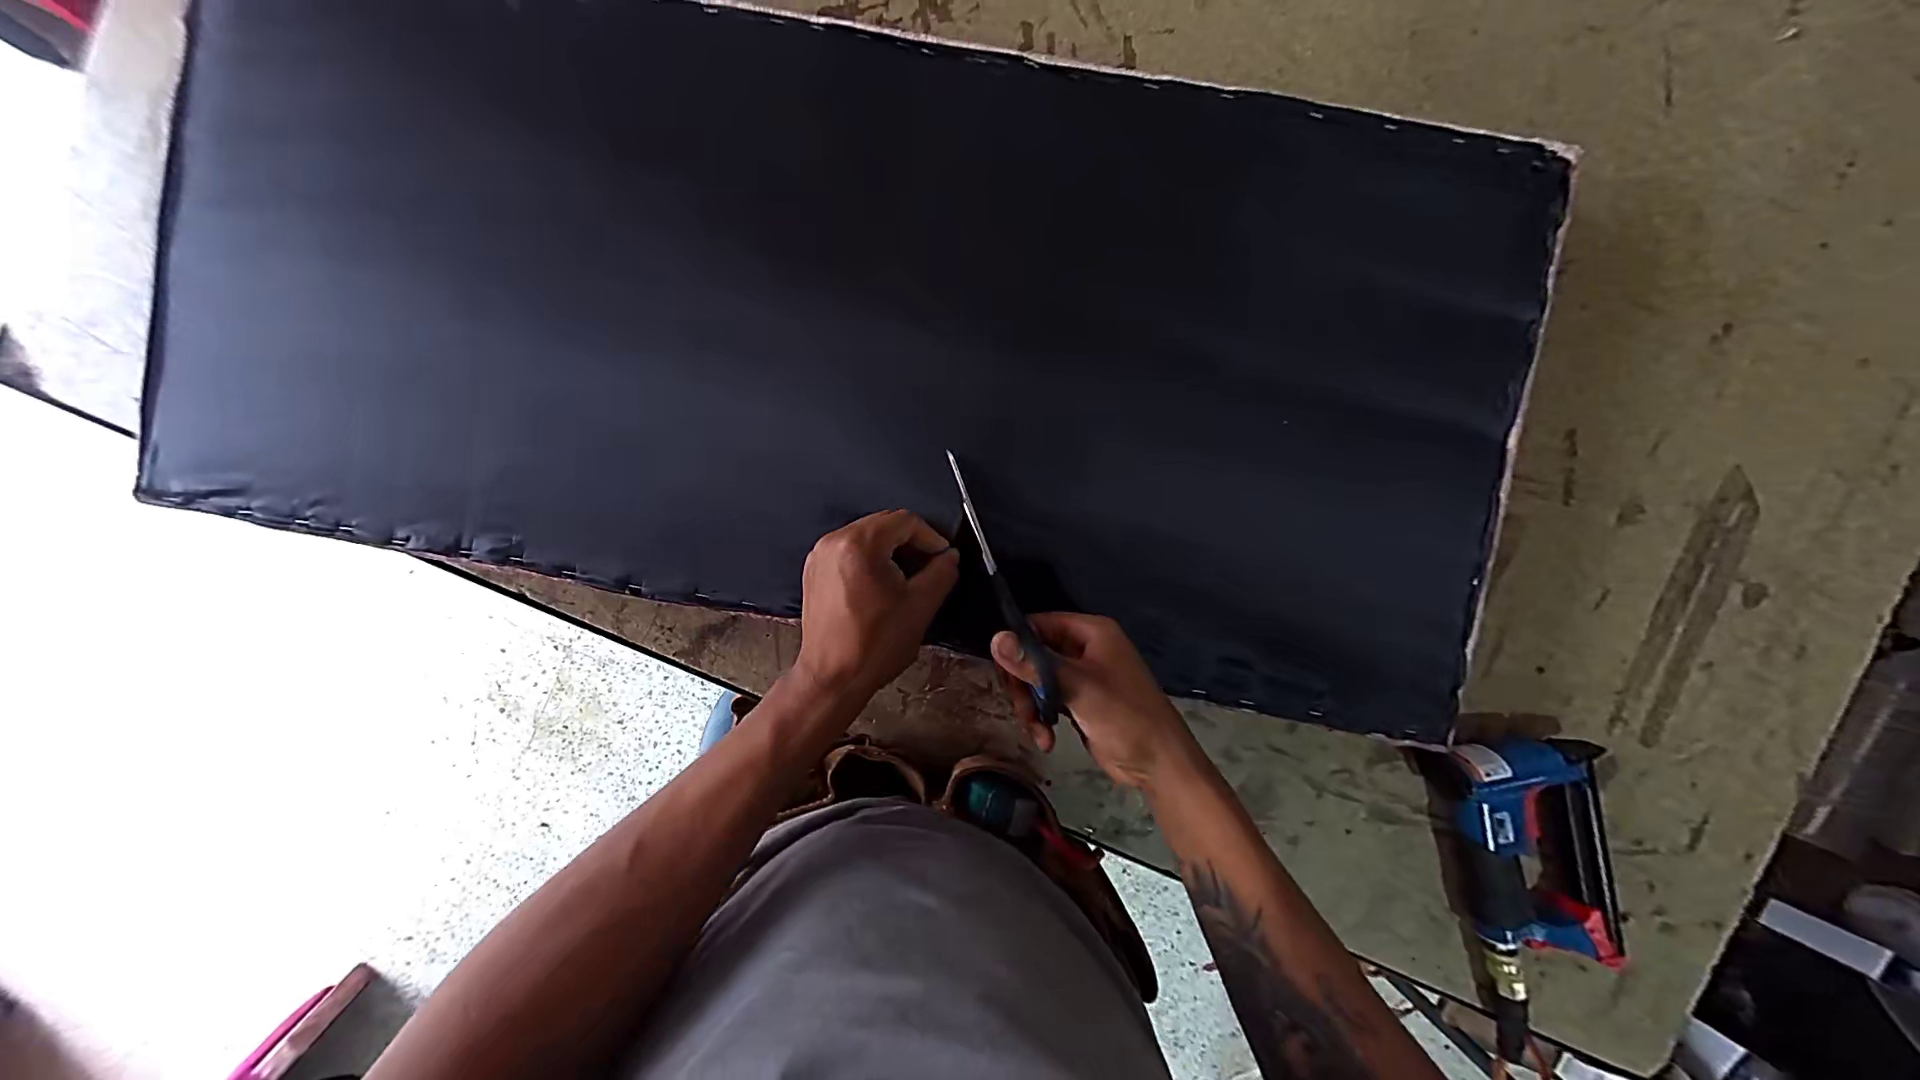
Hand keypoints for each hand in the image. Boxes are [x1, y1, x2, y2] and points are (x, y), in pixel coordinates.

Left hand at [795, 509, 959, 703]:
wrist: (833, 678)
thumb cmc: (871, 647)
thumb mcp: (920, 606)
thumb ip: (941, 573)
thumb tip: (949, 557)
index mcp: (858, 545)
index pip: (904, 520)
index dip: (931, 537)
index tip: (942, 556)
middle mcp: (834, 543)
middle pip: (884, 524)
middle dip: (911, 542)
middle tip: (930, 566)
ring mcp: (820, 557)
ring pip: (867, 537)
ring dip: (891, 551)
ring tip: (908, 579)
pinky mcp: (815, 572)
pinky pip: (850, 551)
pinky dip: (870, 560)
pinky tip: (884, 586)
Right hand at [991, 613, 1203, 790]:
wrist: (1159, 763)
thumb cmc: (1124, 716)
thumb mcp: (1076, 687)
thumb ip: (1034, 664)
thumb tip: (995, 639)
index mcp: (1092, 632)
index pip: (1038, 624)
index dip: (1018, 645)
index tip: (1005, 672)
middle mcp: (1086, 648)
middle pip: (1033, 654)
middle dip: (1024, 685)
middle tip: (1023, 710)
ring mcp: (1082, 675)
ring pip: (1037, 680)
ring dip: (1031, 706)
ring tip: (1038, 730)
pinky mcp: (1079, 701)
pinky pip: (1048, 700)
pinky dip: (1041, 718)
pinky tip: (1047, 739)